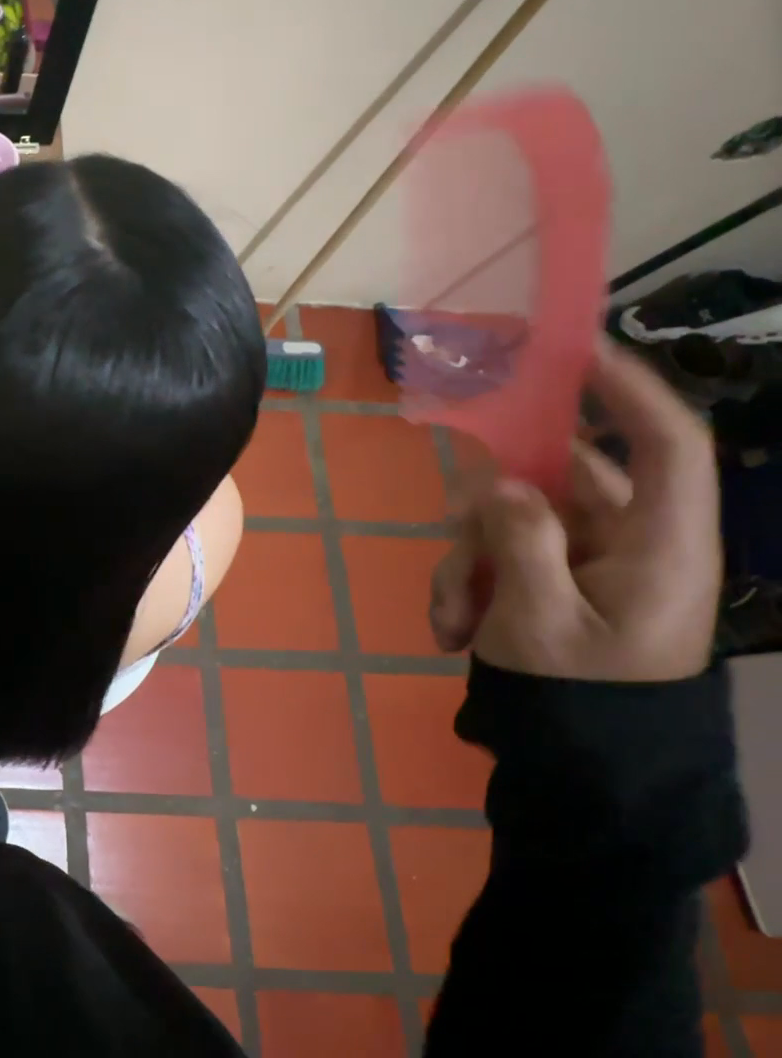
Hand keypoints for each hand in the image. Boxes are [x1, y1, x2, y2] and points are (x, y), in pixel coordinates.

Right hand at [428, 339, 719, 681]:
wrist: (584, 764)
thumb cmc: (579, 694)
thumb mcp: (538, 621)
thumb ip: (521, 541)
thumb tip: (498, 482)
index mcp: (661, 545)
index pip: (666, 444)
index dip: (628, 390)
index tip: (572, 352)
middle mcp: (628, 540)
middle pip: (557, 481)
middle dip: (490, 512)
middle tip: (456, 541)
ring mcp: (586, 561)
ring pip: (512, 519)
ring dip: (467, 561)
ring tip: (451, 620)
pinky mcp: (553, 580)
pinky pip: (500, 554)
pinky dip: (469, 584)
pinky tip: (453, 629)